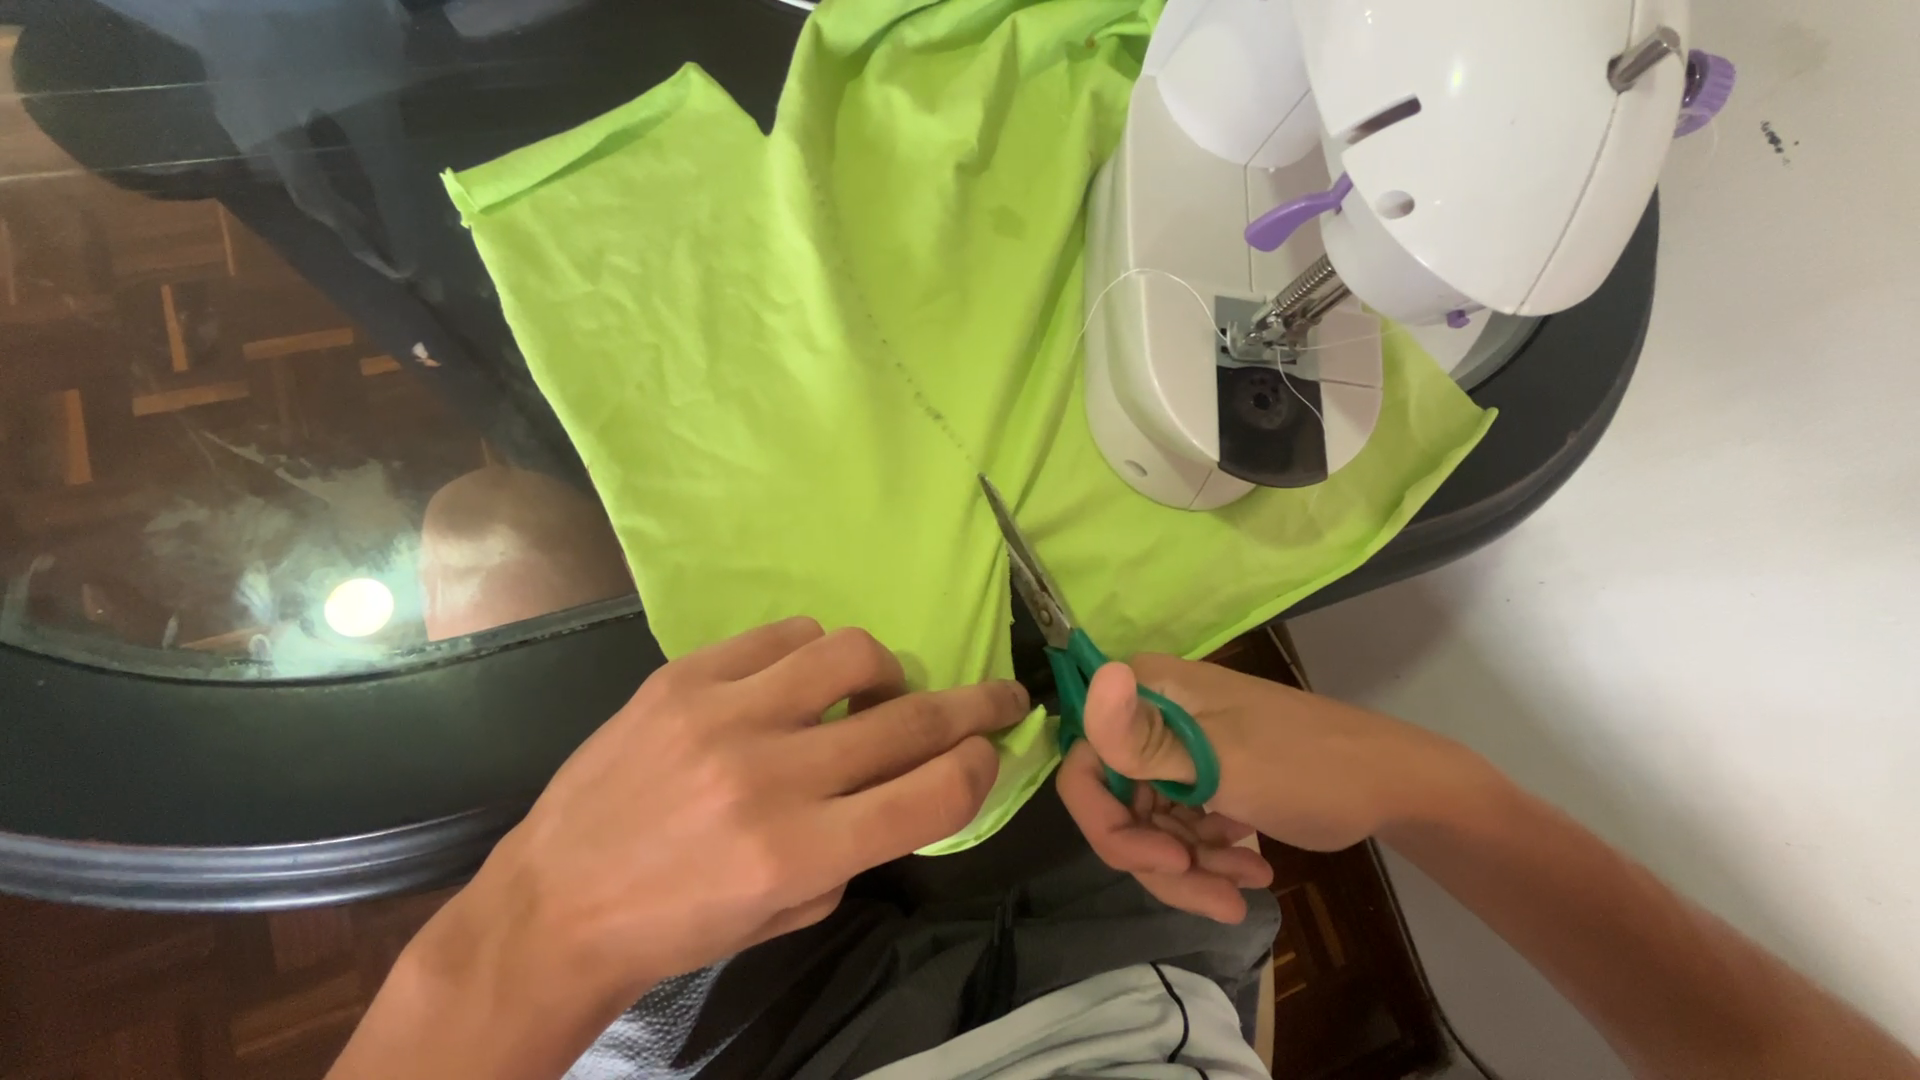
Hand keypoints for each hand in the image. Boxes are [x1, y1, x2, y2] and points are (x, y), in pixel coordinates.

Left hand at [456, 617, 1029, 1001]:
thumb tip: (918, 778)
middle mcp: (771, 777)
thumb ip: (864, 846)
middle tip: (999, 697)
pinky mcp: (683, 677)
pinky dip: (812, 654)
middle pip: (913, 719)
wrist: (555, 905)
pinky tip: (798, 681)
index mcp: (801, 853)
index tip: (990, 751)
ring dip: (887, 674)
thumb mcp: (791, 912)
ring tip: (872, 694)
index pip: (937, 792)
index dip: (982, 765)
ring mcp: (723, 715)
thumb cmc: (682, 925)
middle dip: (978, 707)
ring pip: (854, 653)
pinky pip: (782, 635)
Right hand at [1058, 654, 1475, 921]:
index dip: (1105, 820)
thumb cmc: (1306, 766)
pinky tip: (1251, 870)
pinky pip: (1179, 828)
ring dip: (1188, 866)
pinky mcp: (1201, 778)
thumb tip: (1097, 673)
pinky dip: (1207, 857)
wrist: (1392, 785)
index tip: (1159, 860)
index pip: (1083, 763)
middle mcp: (1151, 716)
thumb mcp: (1223, 761)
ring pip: (1148, 825)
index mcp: (1145, 693)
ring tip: (1240, 890)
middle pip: (1115, 803)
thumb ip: (1147, 738)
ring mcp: (1176, 750)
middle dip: (1157, 857)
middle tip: (1210, 892)